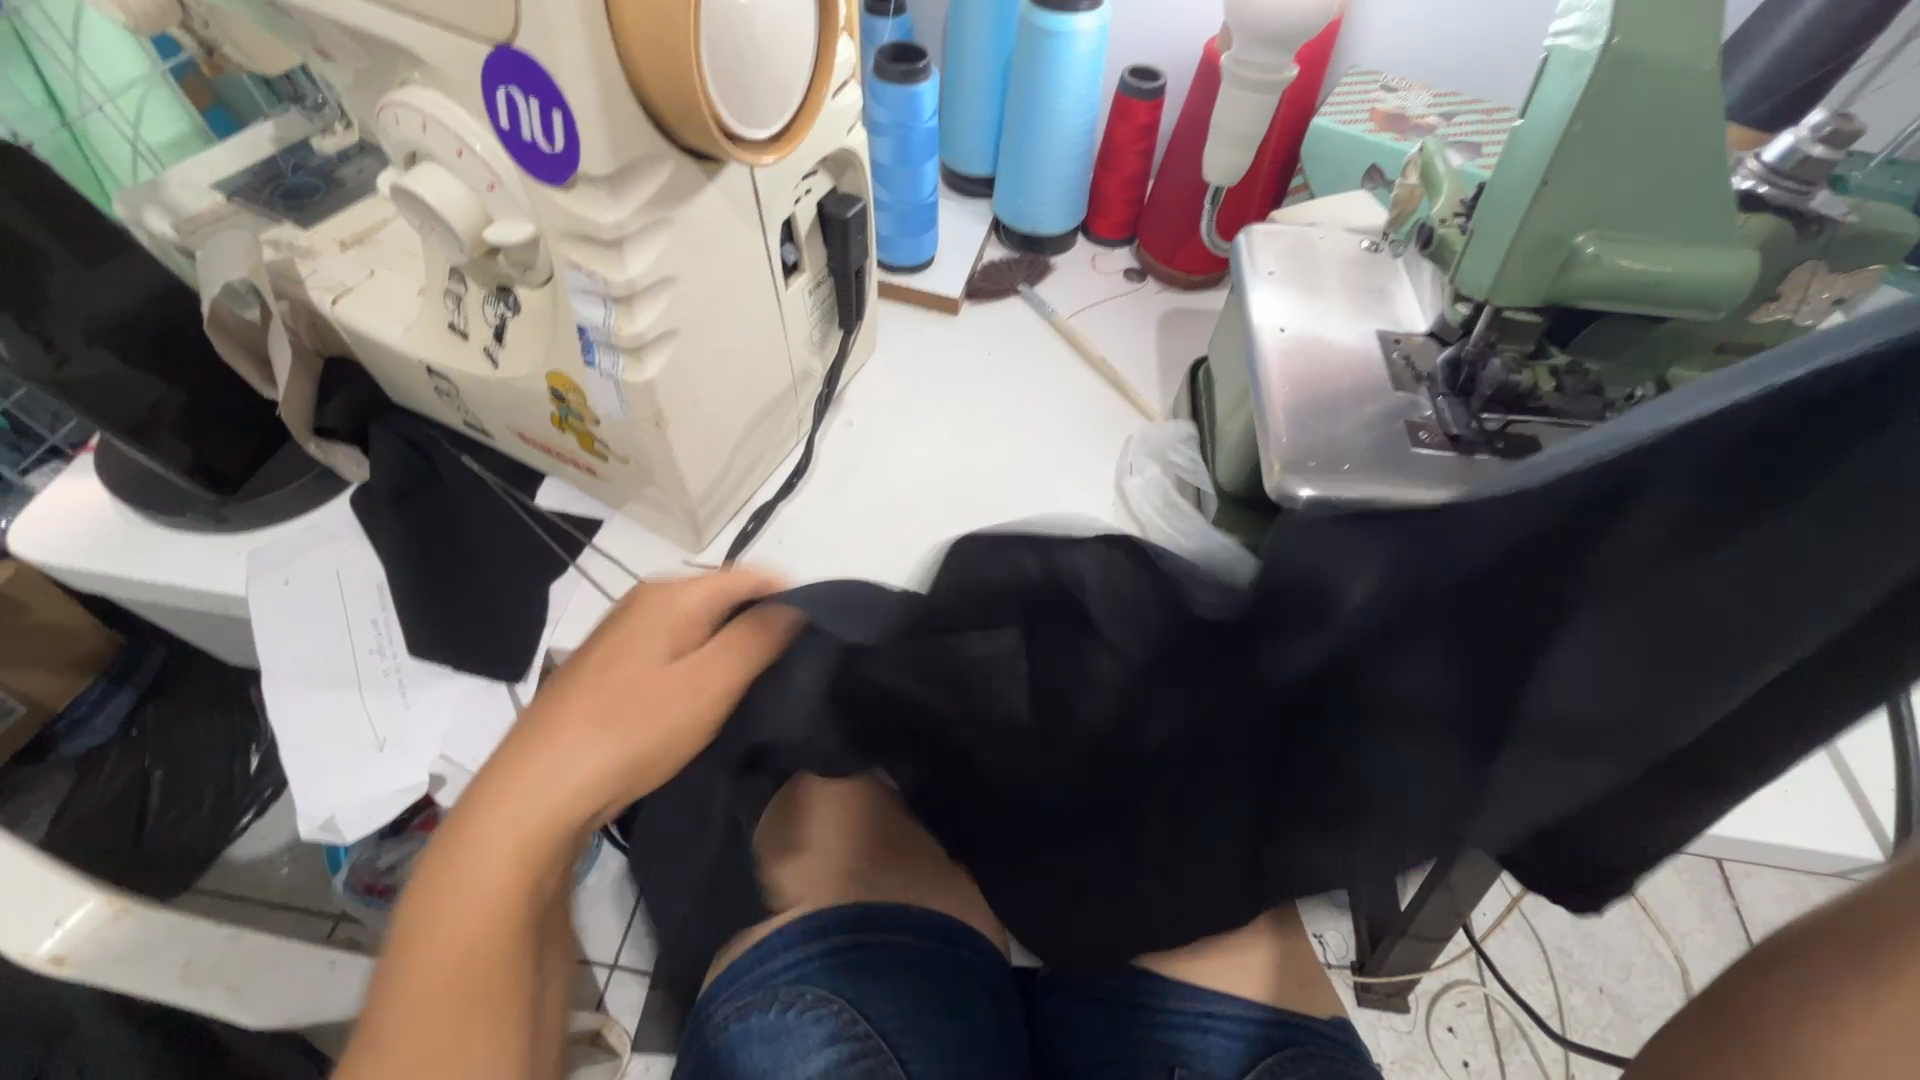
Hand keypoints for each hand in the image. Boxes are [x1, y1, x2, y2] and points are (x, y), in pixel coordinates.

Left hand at [475, 569, 805, 834]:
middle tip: (790, 671)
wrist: (540, 788)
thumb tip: (800, 603)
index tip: (818, 642)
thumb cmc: (633, 731)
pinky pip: (677, 645)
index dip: (794, 601)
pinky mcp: (614, 660)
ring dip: (733, 647)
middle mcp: (648, 597)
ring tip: (755, 689)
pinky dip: (702, 662)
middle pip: (727, 597)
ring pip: (702, 623)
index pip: (755, 576)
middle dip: (763, 625)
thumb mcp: (711, 684)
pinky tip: (706, 698)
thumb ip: (760, 636)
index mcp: (675, 593)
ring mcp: (626, 628)